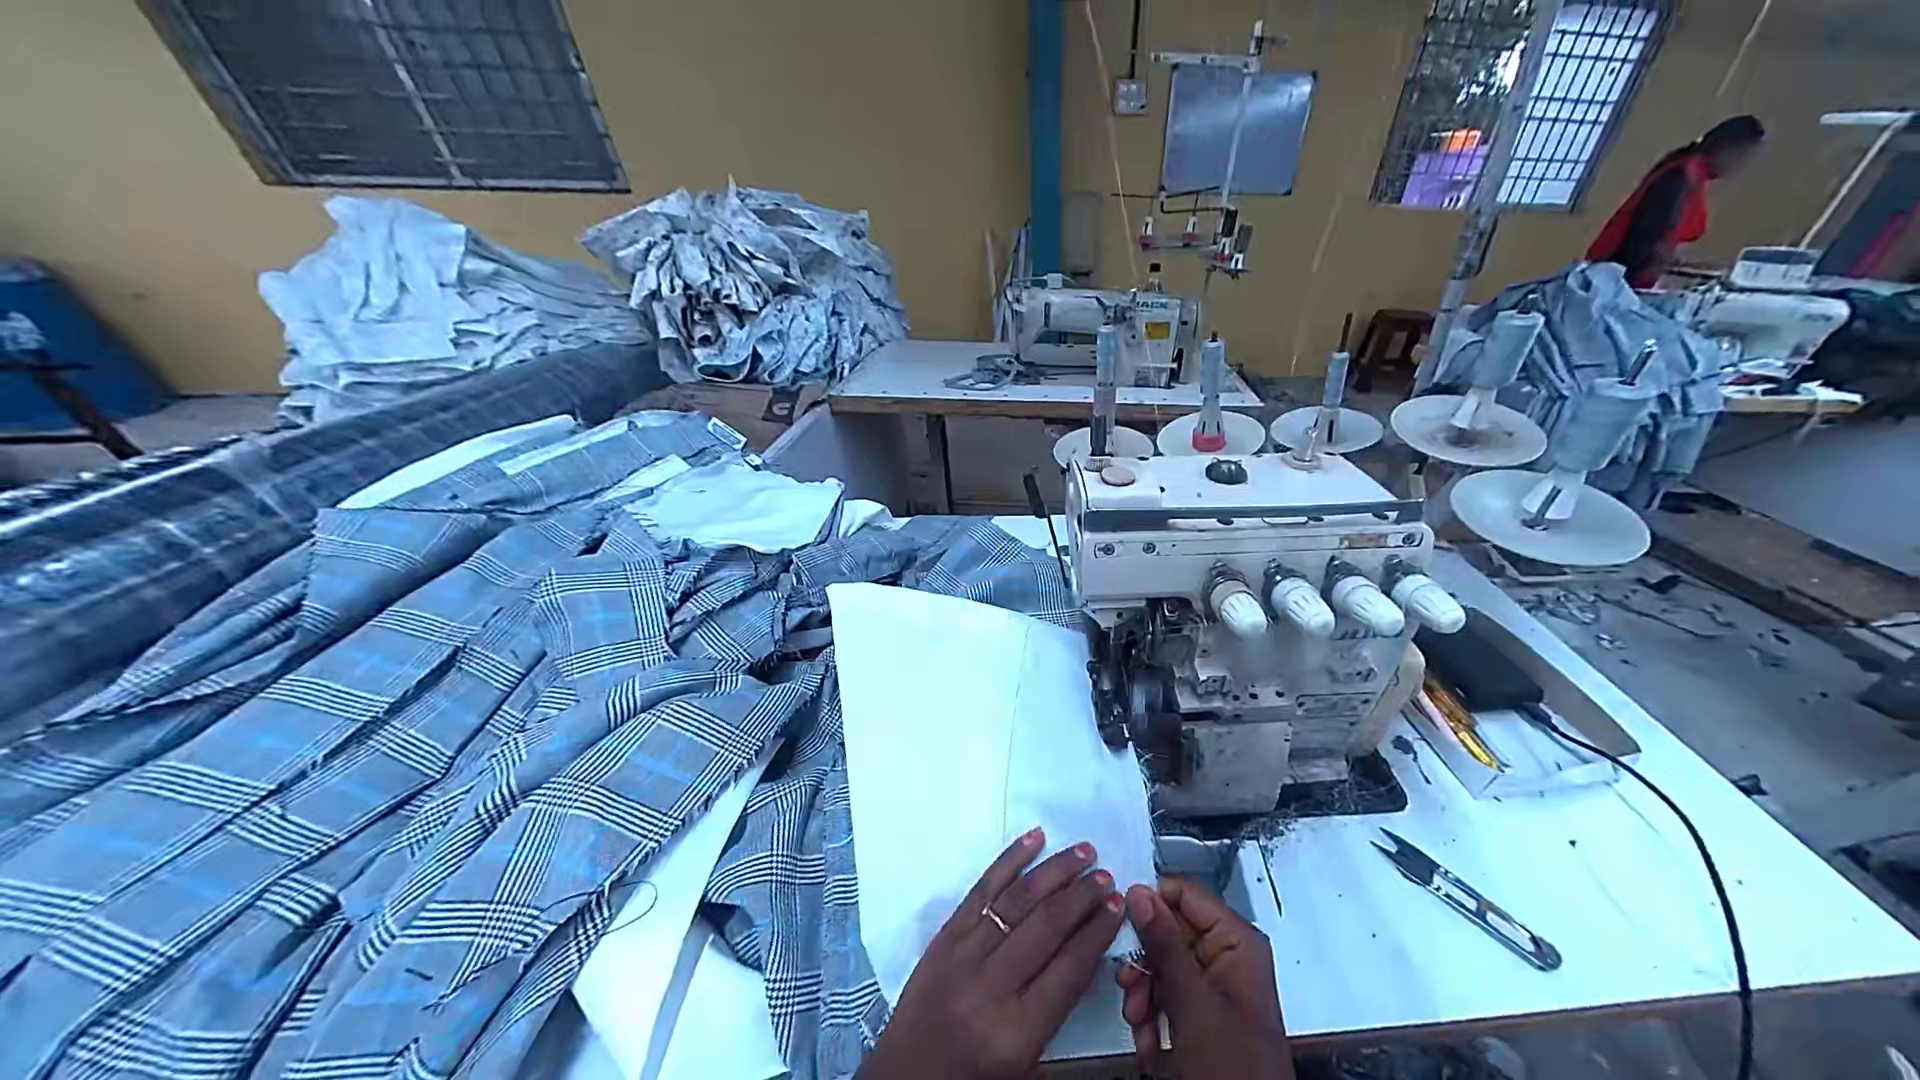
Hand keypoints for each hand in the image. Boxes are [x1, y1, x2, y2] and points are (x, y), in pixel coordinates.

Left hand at [857, 827, 1125, 1079]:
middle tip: (1106, 876)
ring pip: (1017, 900)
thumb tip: (1087, 950)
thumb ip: (1056, 1006)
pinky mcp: (943, 935)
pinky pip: (981, 890)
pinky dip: (1008, 861)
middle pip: (1046, 926)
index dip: (1098, 931)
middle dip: (1082, 896)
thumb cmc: (973, 1077)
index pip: (1069, 969)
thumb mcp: (1025, 1059)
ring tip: (1082, 852)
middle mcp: (989, 987)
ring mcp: (962, 955)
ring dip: (1053, 871)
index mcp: (1016, 1033)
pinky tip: (1032, 840)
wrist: (904, 1078)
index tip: (1119, 904)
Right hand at [1117, 878, 1292, 1078]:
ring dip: (1142, 992)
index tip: (1121, 920)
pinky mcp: (1201, 1011)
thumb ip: (1163, 943)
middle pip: (1168, 930)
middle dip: (1143, 962)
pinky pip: (1165, 992)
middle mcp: (1226, 956)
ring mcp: (1213, 984)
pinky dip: (1150, 1013)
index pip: (1185, 894)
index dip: (1151, 903)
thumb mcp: (1192, 1002)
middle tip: (1129, 985)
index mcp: (1236, 942)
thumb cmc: (1232, 1068)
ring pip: (1161, 963)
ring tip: (1138, 1020)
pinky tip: (1148, 1039)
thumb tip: (1138, 892)